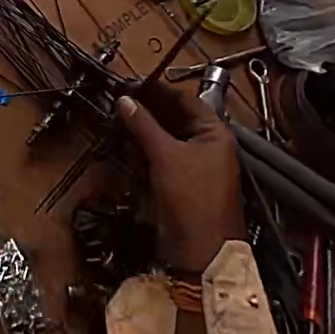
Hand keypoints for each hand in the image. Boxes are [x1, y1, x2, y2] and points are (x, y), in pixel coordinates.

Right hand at [118, 82, 245, 271]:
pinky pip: (162, 153)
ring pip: (167, 135)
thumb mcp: (164, 155)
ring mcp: (195, 163)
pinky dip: (145, 144)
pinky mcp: (182, 179)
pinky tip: (126, 139)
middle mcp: (208, 145)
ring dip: (144, 125)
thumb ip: (143, 124)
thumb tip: (125, 100)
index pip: (185, 99)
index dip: (158, 89)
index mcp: (215, 134)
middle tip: (121, 98)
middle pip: (175, 116)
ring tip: (119, 114)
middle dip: (148, 107)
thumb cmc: (192, 199)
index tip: (132, 82)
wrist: (201, 251)